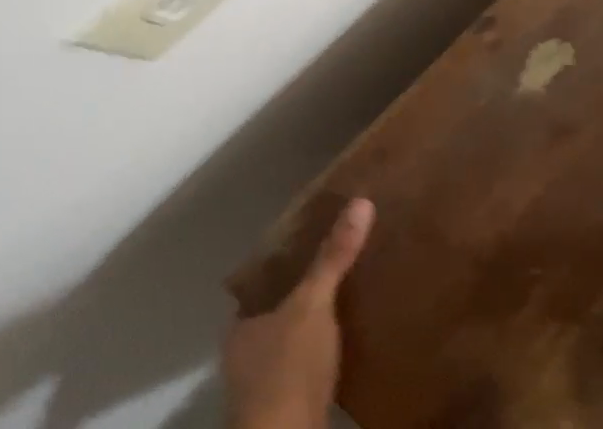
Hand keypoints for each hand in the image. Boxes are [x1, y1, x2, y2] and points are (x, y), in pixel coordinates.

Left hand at [224, 197, 375, 428]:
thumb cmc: (288, 367)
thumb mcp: (313, 304)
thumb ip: (333, 258)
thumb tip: (360, 202)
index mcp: (241, 325)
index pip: (265, 282)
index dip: (292, 261)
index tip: (323, 241)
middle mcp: (247, 350)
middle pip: (282, 308)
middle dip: (311, 289)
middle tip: (349, 262)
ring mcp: (266, 379)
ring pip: (297, 335)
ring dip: (321, 320)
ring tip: (359, 294)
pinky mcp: (290, 399)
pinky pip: (312, 359)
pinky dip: (330, 346)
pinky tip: (355, 336)